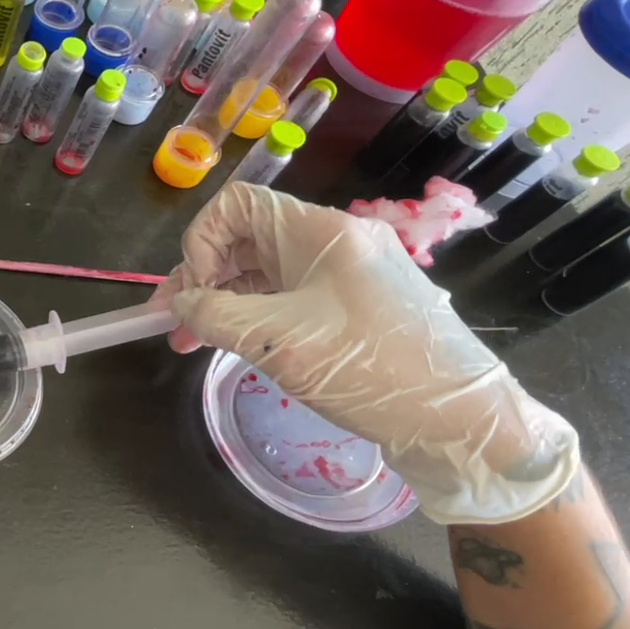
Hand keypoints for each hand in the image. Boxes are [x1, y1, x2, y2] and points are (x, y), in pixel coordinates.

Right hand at [149, 183, 579, 524]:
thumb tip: (182, 305)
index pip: (237, 205)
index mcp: (320, 233)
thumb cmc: (369, 369)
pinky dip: (251, 314)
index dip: (200, 240)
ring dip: (220, 301)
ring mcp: (346, 273)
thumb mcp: (277, 342)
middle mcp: (334, 241)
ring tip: (188, 341)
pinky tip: (229, 341)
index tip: (194, 291)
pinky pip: (285, 295)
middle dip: (200, 277)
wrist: (461, 424)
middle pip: (245, 239)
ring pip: (261, 271)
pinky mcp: (352, 303)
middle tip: (169, 321)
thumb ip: (214, 315)